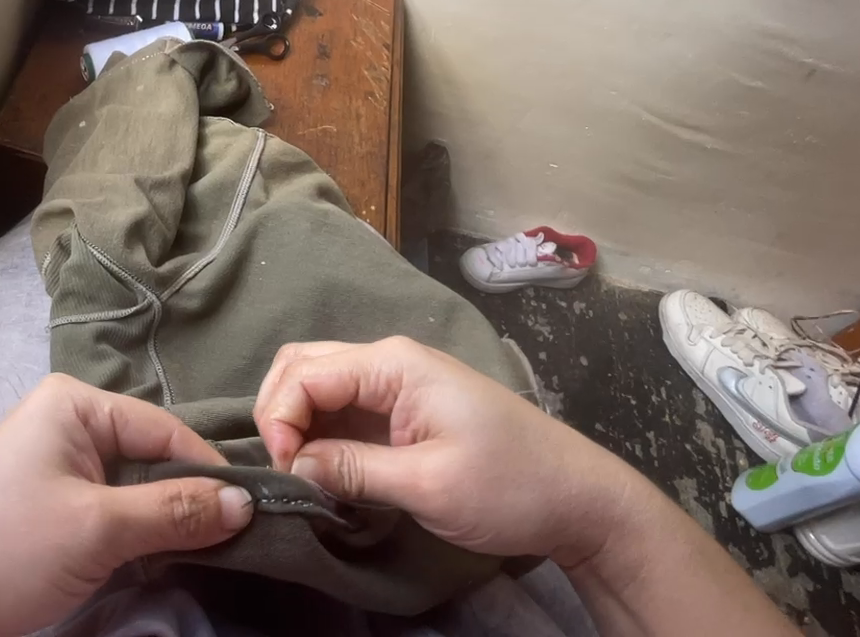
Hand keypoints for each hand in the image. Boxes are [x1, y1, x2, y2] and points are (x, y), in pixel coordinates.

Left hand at [0, 374, 253, 636]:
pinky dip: (133, 527)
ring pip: (128, 481)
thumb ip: (174, 512)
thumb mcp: (98, 530)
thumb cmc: (8, 551)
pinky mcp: (45, 496)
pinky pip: (105, 501)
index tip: (257, 510)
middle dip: (186, 495)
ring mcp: (51, 457)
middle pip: (146, 452)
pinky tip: (159, 551)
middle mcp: (64, 417)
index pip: (161, 428)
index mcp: (73, 402)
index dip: (208, 469)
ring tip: (208, 546)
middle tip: (238, 534)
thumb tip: (247, 501)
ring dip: (161, 515)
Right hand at [252, 337, 645, 565]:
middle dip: (279, 410)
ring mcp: (392, 382)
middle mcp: (385, 361)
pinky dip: (317, 428)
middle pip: (303, 364)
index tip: (286, 470)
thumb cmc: (510, 487)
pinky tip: (317, 461)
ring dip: (294, 418)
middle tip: (283, 465)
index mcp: (391, 364)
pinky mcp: (398, 406)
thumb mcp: (428, 486)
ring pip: (316, 380)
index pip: (306, 373)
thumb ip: (352, 469)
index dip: (281, 418)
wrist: (580, 498)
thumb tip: (293, 466)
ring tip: (296, 466)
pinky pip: (340, 404)